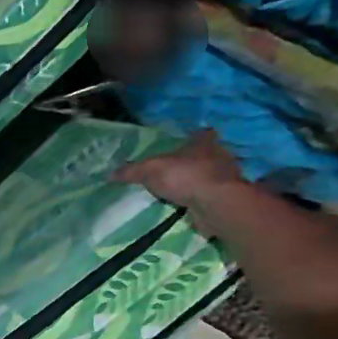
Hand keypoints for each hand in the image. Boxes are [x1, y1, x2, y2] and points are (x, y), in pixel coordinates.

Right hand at [112, 129, 248, 211]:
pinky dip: (202, 197)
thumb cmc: (185, 176)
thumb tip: (109, 174)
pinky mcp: (228, 197)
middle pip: (207, 154)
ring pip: (210, 174)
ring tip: (181, 188)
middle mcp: (219, 156)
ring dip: (199, 180)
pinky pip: (211, 194)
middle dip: (195, 160)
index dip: (194, 136)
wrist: (217, 204)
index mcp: (203, 143)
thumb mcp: (149, 170)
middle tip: (177, 167)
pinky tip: (189, 203)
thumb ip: (131, 171)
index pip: (201, 134)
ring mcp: (226, 177)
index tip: (186, 140)